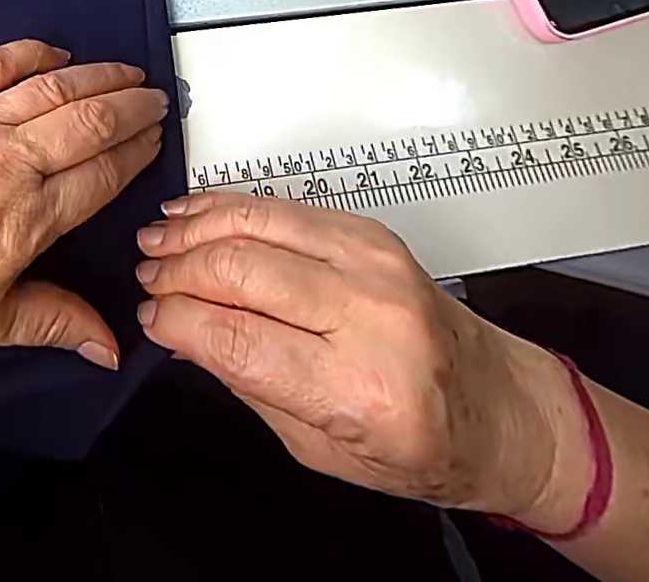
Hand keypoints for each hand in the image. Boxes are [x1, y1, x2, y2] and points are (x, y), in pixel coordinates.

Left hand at [0, 39, 168, 370]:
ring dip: (96, 75)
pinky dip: (29, 52)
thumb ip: (52, 322)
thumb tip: (111, 347)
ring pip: (51, 87)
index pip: (101, 175)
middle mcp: (2, 162)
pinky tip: (54, 53)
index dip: (137, 154)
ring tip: (126, 72)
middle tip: (157, 100)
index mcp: (21, 220)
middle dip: (131, 107)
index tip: (157, 141)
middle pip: (88, 121)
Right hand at [133, 193, 591, 529]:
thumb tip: (173, 327)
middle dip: (173, 273)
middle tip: (147, 279)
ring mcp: (370, 262)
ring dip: (187, 230)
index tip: (148, 318)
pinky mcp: (364, 231)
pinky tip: (188, 215)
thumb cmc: (418, 443)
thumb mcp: (316, 445)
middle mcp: (371, 316)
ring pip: (246, 223)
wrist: (501, 408)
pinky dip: (219, 207)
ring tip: (154, 241)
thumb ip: (237, 379)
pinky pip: (271, 203)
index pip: (230, 337)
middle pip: (233, 270)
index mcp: (361, 389)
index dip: (172, 321)